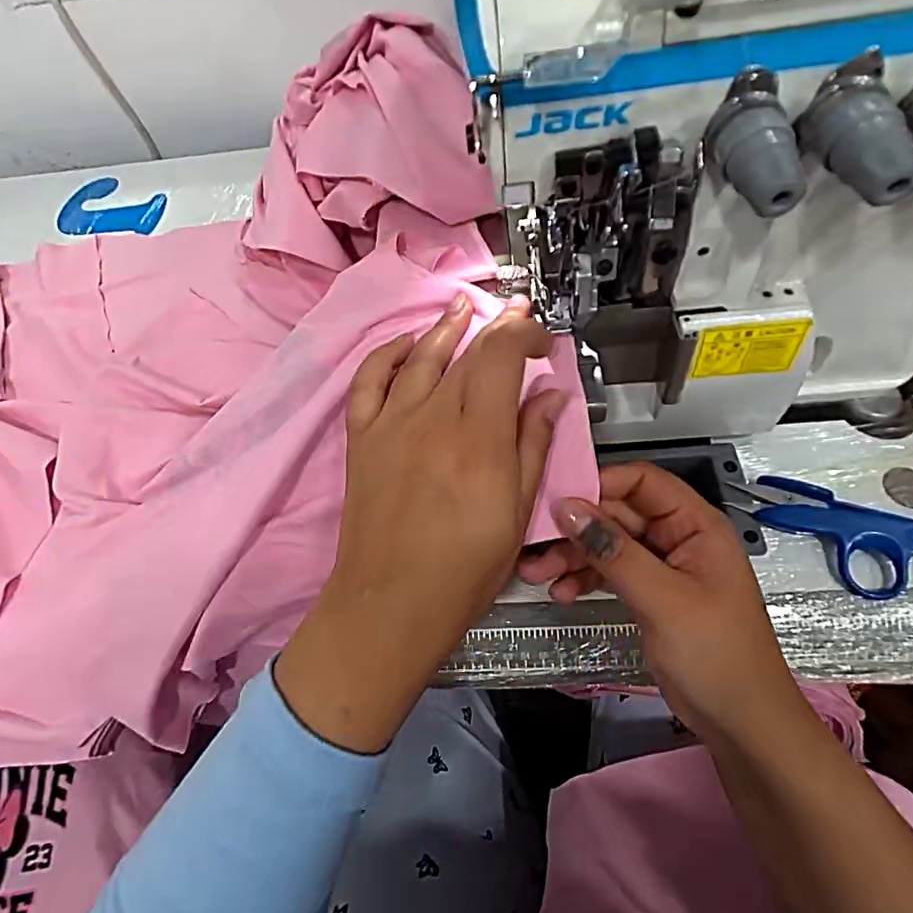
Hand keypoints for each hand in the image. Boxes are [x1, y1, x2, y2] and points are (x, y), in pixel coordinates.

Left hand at [276, 294, 568, 752]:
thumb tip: (549, 396)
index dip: (524, 336)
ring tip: (464, 306)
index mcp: (481, 440)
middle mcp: (434, 420)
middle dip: (497, 328)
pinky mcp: (362, 438)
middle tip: (516, 315)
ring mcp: (392, 425)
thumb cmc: (464, 571)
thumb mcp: (517, 514)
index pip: (502, 359)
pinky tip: (405, 342)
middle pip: (467, 354)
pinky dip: (386, 354)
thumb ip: (532, 447)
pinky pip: (368, 380)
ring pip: (420, 356)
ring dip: (446, 326)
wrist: (390, 605)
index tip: (543, 339)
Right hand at [516, 462, 800, 741]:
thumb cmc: (718, 657)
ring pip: (608, 543)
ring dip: (573, 555)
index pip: (642, 481)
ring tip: (538, 573)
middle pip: (617, 514)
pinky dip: (585, 578)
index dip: (600, 484)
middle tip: (537, 545)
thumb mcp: (663, 599)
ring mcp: (662, 566)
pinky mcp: (650, 592)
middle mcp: (678, 537)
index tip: (558, 500)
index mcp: (695, 525)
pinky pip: (610, 571)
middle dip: (576, 528)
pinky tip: (563, 592)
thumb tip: (569, 509)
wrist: (741, 723)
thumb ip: (613, 551)